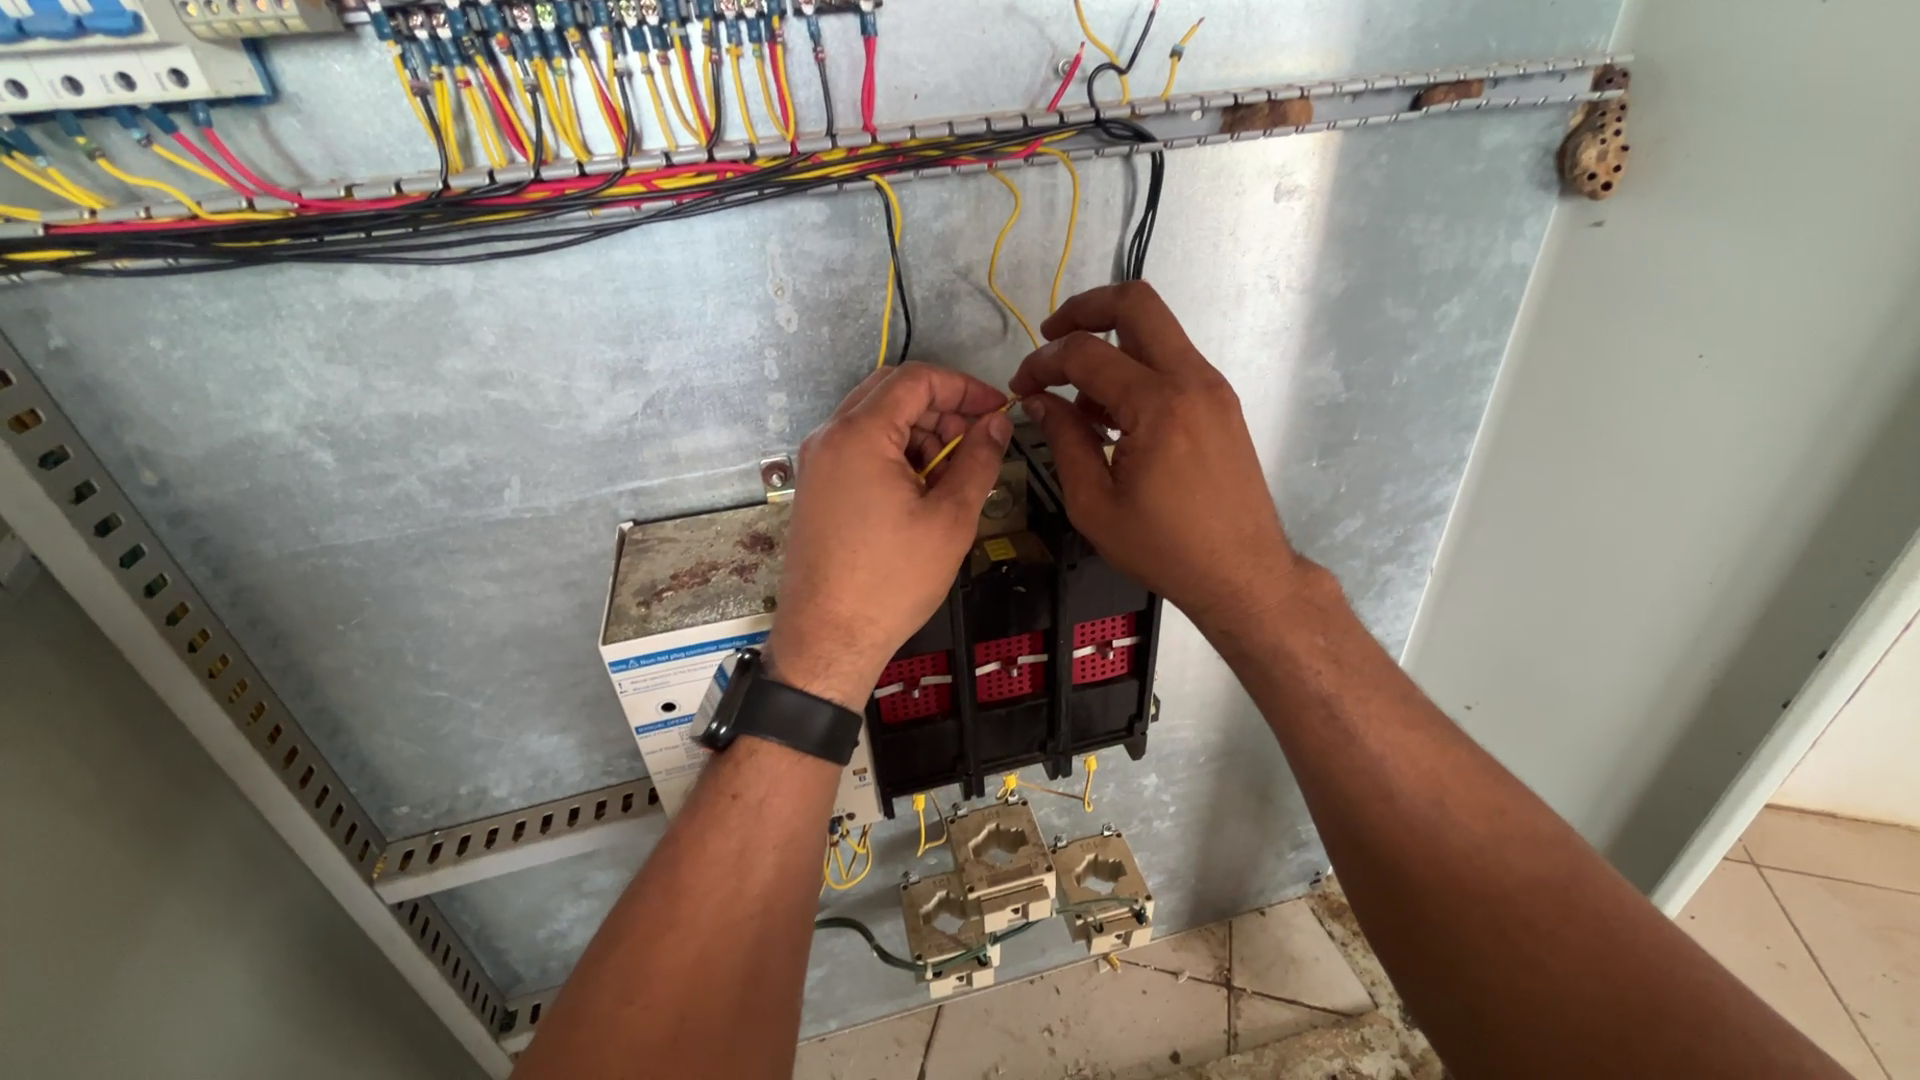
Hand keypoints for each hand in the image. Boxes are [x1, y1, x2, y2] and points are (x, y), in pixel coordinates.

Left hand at [767, 363, 1012, 710]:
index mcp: (860, 435)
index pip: (917, 380)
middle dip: (941, 407)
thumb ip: (979, 459)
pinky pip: (859, 447)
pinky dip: (894, 453)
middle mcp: (829, 436)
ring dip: (918, 432)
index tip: (998, 409)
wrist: (828, 637)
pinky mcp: (816, 486)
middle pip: (891, 392)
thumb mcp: (950, 519)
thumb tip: (997, 423)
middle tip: (977, 440)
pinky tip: (920, 490)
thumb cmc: (892, 582)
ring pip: (875, 419)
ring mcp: (817, 462)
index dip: (964, 387)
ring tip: (951, 474)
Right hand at [1009, 282, 1304, 629]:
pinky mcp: (1221, 402)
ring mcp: (1213, 387)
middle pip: (1135, 302)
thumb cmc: (1164, 549)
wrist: (1243, 573)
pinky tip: (1115, 416)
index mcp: (1158, 406)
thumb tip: (1039, 400)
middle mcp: (1191, 379)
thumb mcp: (1095, 504)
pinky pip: (1172, 361)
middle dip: (1083, 309)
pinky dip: (1137, 368)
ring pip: (1156, 329)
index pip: (1086, 353)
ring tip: (1081, 400)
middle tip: (1051, 341)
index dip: (1042, 362)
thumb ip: (1064, 440)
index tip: (1020, 387)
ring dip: (1111, 343)